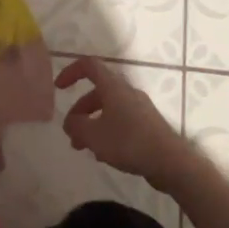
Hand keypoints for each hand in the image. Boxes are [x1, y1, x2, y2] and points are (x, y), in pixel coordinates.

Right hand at [55, 57, 195, 188]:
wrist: (170, 161)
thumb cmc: (128, 142)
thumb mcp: (94, 136)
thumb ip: (76, 126)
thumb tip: (70, 122)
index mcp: (113, 87)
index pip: (89, 66)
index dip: (71, 72)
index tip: (58, 88)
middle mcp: (127, 92)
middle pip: (98, 92)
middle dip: (80, 110)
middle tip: (71, 133)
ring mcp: (140, 108)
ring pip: (109, 109)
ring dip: (93, 124)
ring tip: (84, 148)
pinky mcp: (148, 125)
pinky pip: (121, 122)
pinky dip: (107, 132)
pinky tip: (104, 154)